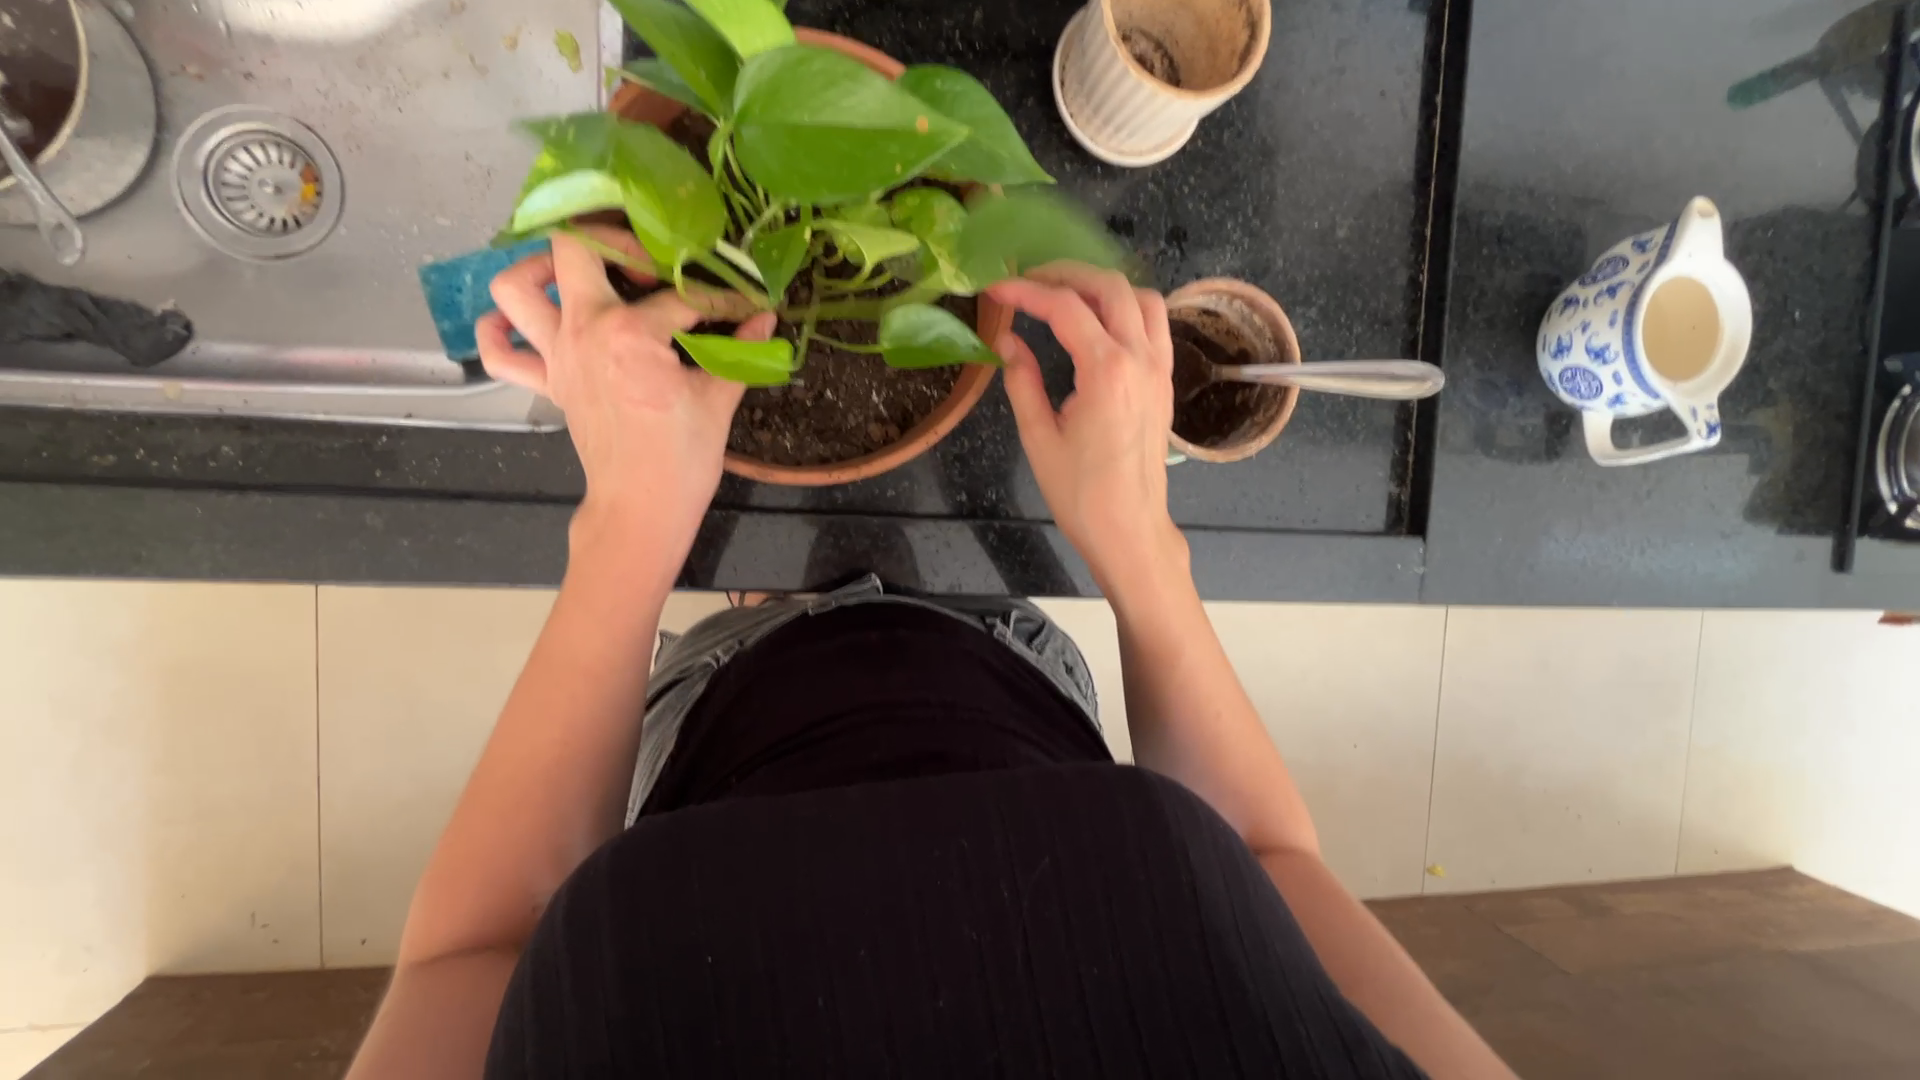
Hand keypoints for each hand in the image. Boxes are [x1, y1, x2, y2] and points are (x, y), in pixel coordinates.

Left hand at [478, 227, 775, 576]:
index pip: (681, 296)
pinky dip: (500, 331)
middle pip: (573, 248)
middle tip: (646, 261)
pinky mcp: (547, 384)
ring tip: (581, 276)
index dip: (719, 295)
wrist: (643, 507)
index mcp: (631, 334)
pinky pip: (500, 351)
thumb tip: (764, 319)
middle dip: (612, 239)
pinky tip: (528, 324)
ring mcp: (557, 357)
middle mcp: (583, 332)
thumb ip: (739, 351)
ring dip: (542, 269)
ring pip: (516, 288)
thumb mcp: (718, 399)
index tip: (743, 301)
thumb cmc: (684, 458)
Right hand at [988, 262, 1189, 593]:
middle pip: (1109, 287)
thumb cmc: (1079, 493)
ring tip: (1065, 297)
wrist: (1129, 529)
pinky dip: (1127, 309)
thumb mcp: (1039, 437)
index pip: (1065, 308)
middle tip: (1027, 283)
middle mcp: (1140, 359)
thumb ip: (1022, 381)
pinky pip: (1155, 324)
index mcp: (1106, 371)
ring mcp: (1159, 368)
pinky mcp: (1165, 382)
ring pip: (1142, 297)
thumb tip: (1008, 341)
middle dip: (1065, 275)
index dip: (1026, 291)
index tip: (995, 288)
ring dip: (1102, 287)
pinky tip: (1099, 323)